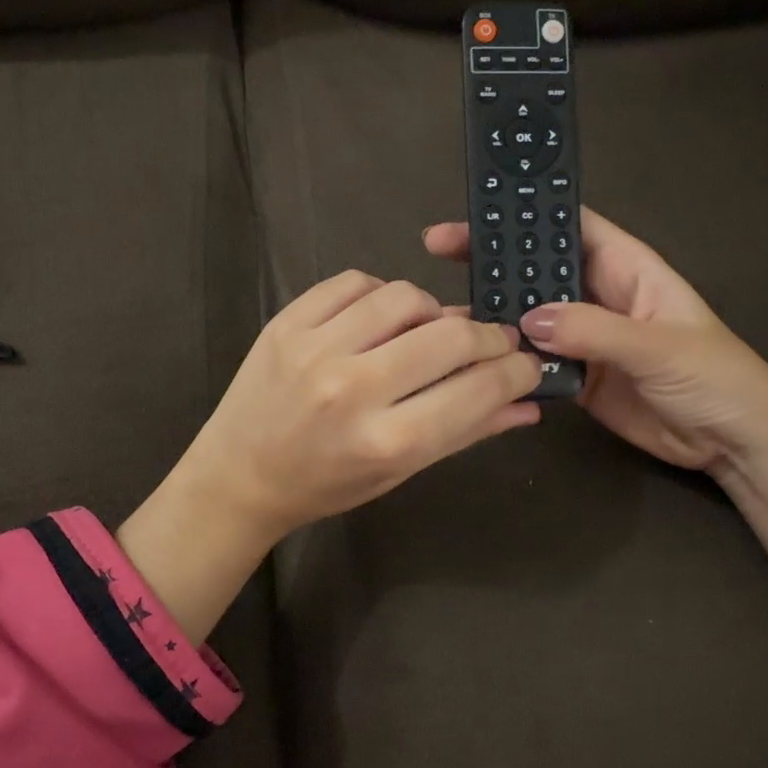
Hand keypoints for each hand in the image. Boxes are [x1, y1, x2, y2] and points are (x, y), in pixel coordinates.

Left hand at [168, 270, 542, 545]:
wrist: (239, 476)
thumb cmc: (326, 485)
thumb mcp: (400, 472)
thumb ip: (466, 432)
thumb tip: (528, 403)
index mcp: (387, 442)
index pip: (477, 390)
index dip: (516, 370)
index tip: (526, 363)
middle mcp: (352, 390)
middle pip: (449, 336)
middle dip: (488, 335)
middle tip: (492, 341)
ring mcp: (314, 349)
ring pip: (404, 297)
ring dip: (433, 311)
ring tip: (429, 330)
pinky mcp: (286, 322)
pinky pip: (354, 282)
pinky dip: (380, 294)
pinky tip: (381, 318)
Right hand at [424, 208, 767, 470]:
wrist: (734, 443)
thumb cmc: (718, 378)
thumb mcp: (661, 346)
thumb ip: (598, 331)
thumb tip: (531, 320)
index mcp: (627, 269)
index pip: (570, 227)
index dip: (527, 214)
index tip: (480, 211)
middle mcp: (600, 296)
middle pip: (540, 268)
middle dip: (496, 258)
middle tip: (440, 251)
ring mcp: (586, 338)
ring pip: (530, 315)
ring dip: (495, 311)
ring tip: (445, 309)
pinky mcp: (578, 378)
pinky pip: (534, 361)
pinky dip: (507, 360)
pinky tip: (473, 358)